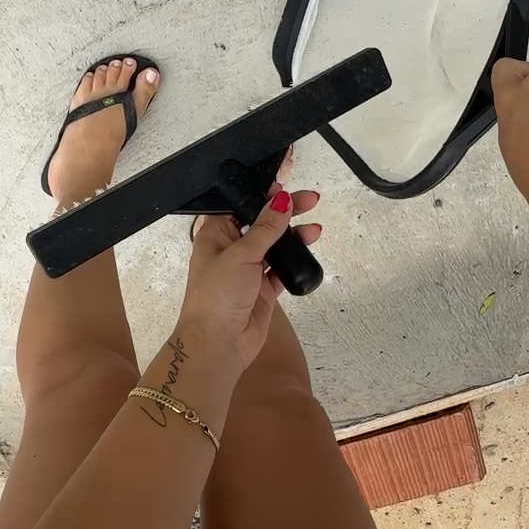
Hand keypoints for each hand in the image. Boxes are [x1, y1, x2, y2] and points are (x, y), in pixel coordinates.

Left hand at [178, 187, 322, 368]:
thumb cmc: (217, 294)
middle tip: (310, 200)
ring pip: (274, 246)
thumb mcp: (241, 254)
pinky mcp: (263, 290)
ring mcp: (247, 271)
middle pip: (261, 224)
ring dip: (293, 236)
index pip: (240, 207)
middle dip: (285, 212)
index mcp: (214, 235)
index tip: (283, 186)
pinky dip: (294, 260)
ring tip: (314, 229)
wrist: (218, 343)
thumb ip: (266, 228)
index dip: (261, 195)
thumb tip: (282, 200)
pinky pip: (281, 269)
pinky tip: (307, 251)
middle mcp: (230, 250)